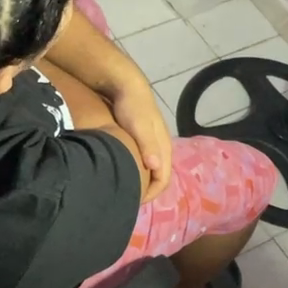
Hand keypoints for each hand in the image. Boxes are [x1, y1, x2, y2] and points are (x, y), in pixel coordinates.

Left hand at [110, 84, 172, 202]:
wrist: (125, 85)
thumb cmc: (131, 107)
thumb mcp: (139, 126)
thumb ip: (147, 145)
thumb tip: (155, 167)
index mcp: (163, 148)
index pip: (163, 179)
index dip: (151, 194)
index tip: (134, 202)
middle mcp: (161, 148)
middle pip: (159, 177)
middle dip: (146, 190)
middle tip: (128, 199)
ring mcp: (152, 143)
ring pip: (152, 169)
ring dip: (142, 181)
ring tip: (125, 189)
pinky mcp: (142, 139)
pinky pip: (144, 161)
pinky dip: (137, 170)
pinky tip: (123, 172)